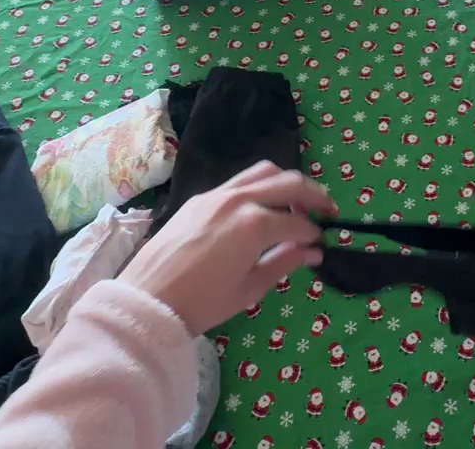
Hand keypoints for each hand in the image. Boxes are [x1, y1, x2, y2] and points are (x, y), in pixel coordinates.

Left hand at [119, 161, 335, 335]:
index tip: (321, 242)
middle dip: (313, 194)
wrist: (147, 300)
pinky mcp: (202, 196)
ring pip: (265, 171)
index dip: (314, 232)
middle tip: (327, 209)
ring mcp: (219, 193)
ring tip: (298, 199)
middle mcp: (240, 199)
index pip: (298, 222)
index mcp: (255, 224)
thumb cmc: (201, 304)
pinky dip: (261, 185)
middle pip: (289, 183)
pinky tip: (263, 204)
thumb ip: (285, 263)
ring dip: (287, 182)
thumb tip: (314, 251)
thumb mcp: (249, 289)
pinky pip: (241, 180)